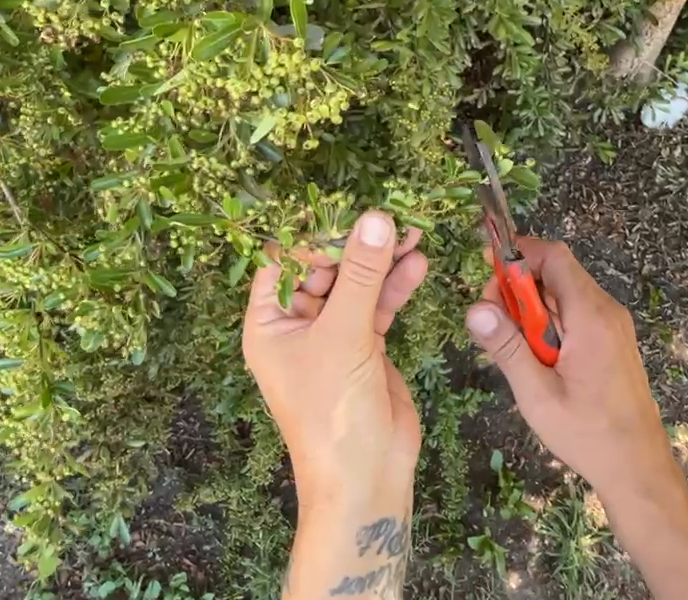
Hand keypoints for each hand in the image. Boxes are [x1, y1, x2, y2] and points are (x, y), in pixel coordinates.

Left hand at [243, 210, 427, 598]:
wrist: (366, 480)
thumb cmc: (333, 412)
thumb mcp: (344, 337)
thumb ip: (361, 276)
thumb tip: (376, 218)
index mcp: (270, 322)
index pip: (286, 262)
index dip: (314, 234)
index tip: (348, 207)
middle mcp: (297, 325)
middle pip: (326, 269)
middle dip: (357, 244)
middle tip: (390, 215)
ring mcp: (333, 335)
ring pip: (356, 285)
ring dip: (382, 261)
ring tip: (413, 231)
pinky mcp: (364, 345)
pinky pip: (378, 305)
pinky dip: (396, 286)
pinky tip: (418, 264)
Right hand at [462, 235, 676, 509]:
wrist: (639, 471)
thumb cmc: (588, 434)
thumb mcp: (538, 394)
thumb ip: (507, 347)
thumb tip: (475, 307)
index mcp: (591, 315)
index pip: (553, 257)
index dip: (518, 254)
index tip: (487, 271)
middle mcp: (606, 310)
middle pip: (556, 272)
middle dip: (519, 287)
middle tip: (494, 321)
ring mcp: (613, 324)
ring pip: (563, 292)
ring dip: (532, 307)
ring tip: (514, 347)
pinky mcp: (612, 339)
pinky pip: (575, 312)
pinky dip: (549, 321)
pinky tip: (537, 356)